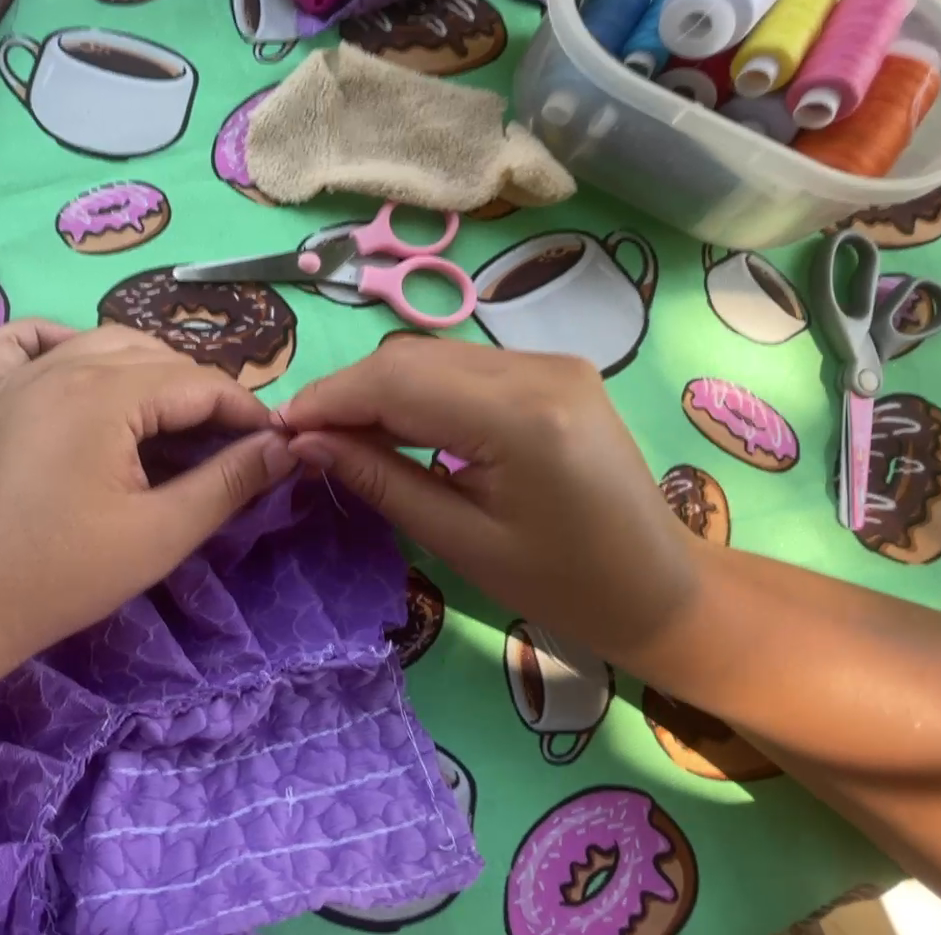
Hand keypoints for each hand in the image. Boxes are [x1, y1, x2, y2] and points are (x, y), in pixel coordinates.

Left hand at [0, 321, 296, 660]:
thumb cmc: (68, 574)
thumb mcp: (163, 533)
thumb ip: (229, 481)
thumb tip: (284, 446)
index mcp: (104, 395)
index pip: (197, 381)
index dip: (245, 409)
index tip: (273, 441)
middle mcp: (64, 366)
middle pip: (156, 356)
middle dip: (203, 393)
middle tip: (228, 444)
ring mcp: (23, 376)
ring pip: (104, 340)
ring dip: (149, 368)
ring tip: (174, 418)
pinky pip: (25, 342)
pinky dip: (59, 341)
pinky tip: (79, 364)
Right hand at [279, 339, 697, 662]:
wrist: (661, 586)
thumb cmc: (562, 585)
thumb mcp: (458, 540)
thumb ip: (378, 479)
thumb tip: (303, 441)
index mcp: (521, 419)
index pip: (396, 381)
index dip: (328, 398)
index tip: (279, 428)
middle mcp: (537, 369)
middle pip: (408, 358)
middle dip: (345, 393)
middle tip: (304, 438)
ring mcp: (546, 361)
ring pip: (427, 355)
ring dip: (375, 389)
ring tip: (340, 436)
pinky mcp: (547, 368)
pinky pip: (456, 365)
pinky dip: (412, 390)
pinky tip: (392, 424)